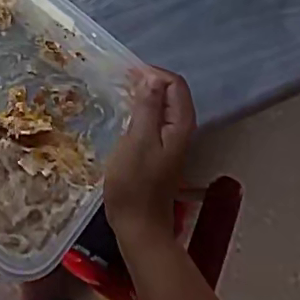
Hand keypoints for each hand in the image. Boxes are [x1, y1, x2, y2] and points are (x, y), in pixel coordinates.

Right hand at [105, 67, 194, 251]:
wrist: (138, 226)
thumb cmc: (135, 184)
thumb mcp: (137, 140)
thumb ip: (147, 107)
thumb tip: (152, 77)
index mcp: (180, 124)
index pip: (174, 83)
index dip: (152, 73)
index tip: (125, 73)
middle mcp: (181, 129)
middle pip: (170, 92)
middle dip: (147, 80)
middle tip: (118, 79)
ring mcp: (171, 140)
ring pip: (161, 105)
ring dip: (142, 94)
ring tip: (118, 91)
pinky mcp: (159, 149)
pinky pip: (154, 119)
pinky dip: (140, 109)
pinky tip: (122, 112)